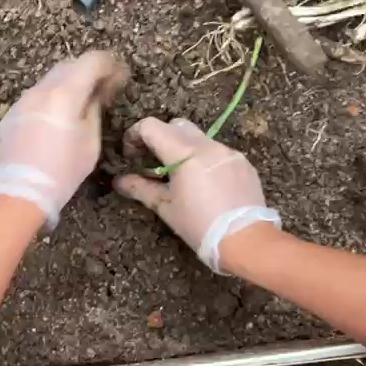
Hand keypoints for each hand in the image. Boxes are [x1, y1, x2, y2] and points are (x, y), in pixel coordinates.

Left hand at [0, 51, 128, 227]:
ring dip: (69, 84)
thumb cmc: (62, 171)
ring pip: (50, 80)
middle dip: (89, 72)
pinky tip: (58, 118)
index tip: (120, 77)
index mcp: (65, 94)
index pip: (92, 60)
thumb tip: (96, 95)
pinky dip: (52, 98)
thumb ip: (94, 110)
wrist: (19, 191)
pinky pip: (36, 97)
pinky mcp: (11, 114)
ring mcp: (22, 101)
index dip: (110, 64)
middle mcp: (40, 90)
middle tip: (104, 90)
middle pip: (69, 66)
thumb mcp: (90, 142)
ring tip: (82, 105)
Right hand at [113, 119, 279, 273]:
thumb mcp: (165, 207)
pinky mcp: (243, 162)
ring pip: (198, 137)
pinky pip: (217, 151)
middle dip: (159, 138)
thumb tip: (119, 181)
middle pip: (175, 125)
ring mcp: (228, 152)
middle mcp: (208, 145)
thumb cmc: (200, 225)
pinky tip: (204, 183)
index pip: (151, 126)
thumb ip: (140, 188)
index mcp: (185, 154)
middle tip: (153, 162)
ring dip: (183, 148)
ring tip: (180, 175)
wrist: (247, 240)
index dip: (134, 135)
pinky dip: (204, 159)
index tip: (131, 155)